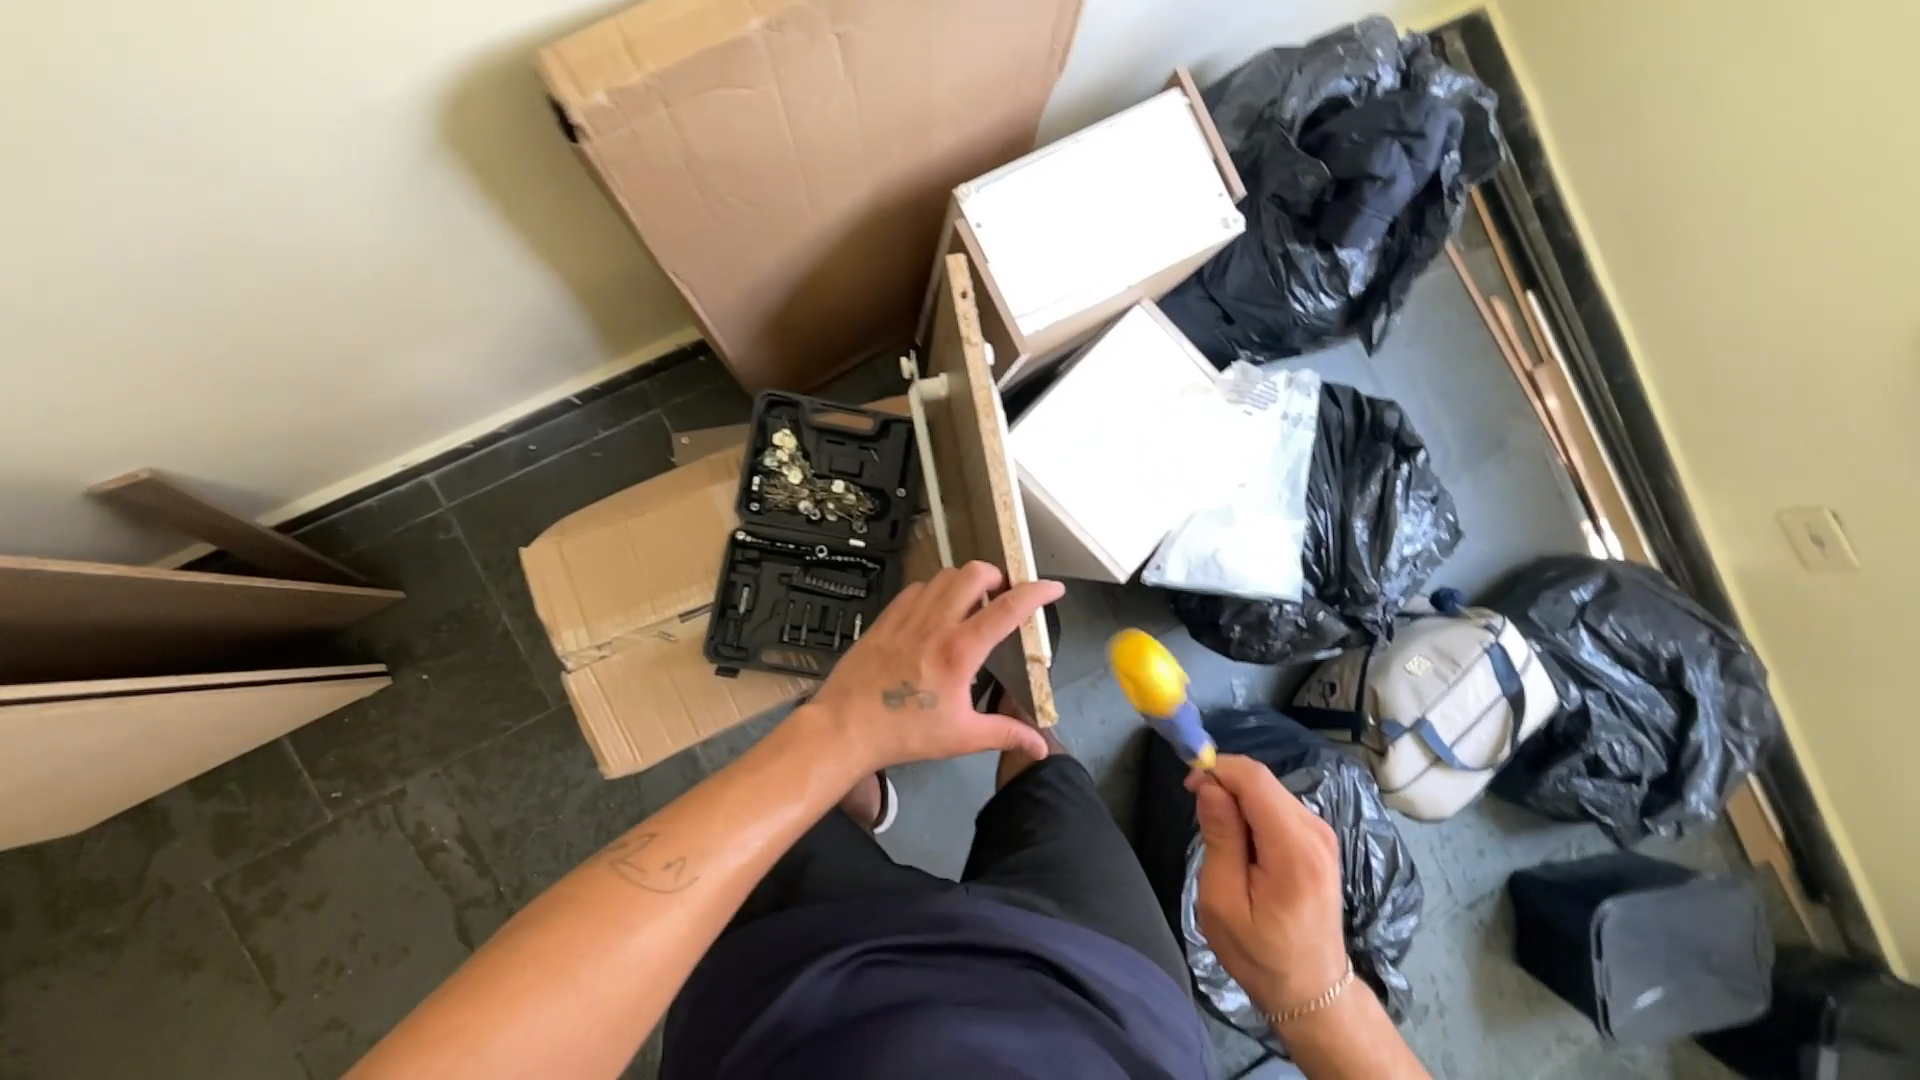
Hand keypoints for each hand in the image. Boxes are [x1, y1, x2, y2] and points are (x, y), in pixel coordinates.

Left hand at [802, 561, 1062, 773]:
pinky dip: (936, 590)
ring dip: (967, 580)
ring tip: (973, 603)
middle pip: (975, 573)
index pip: (1008, 608)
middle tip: (1004, 596)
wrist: (845, 727)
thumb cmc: (904, 733)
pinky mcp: (886, 618)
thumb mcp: (961, 737)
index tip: (1053, 588)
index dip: (1037, 592)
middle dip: (998, 576)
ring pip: (945, 575)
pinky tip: (937, 612)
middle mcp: (936, 623)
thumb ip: (1005, 733)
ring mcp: (908, 616)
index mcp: (960, 650)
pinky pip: (917, 588)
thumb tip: (1040, 746)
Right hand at [1187, 755, 1349, 1013]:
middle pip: (1262, 781)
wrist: (1313, 990)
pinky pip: (1279, 806)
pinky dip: (1253, 811)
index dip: (1217, 769)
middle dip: (1224, 785)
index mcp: (1293, 849)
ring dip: (1238, 800)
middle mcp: (1316, 832)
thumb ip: (1220, 837)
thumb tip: (1209, 785)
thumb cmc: (1260, 953)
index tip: (1188, 788)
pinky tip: (1243, 844)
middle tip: (1199, 816)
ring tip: (1220, 837)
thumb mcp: (1223, 901)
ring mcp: (1323, 834)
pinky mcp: (1321, 840)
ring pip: (1269, 790)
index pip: (1254, 778)